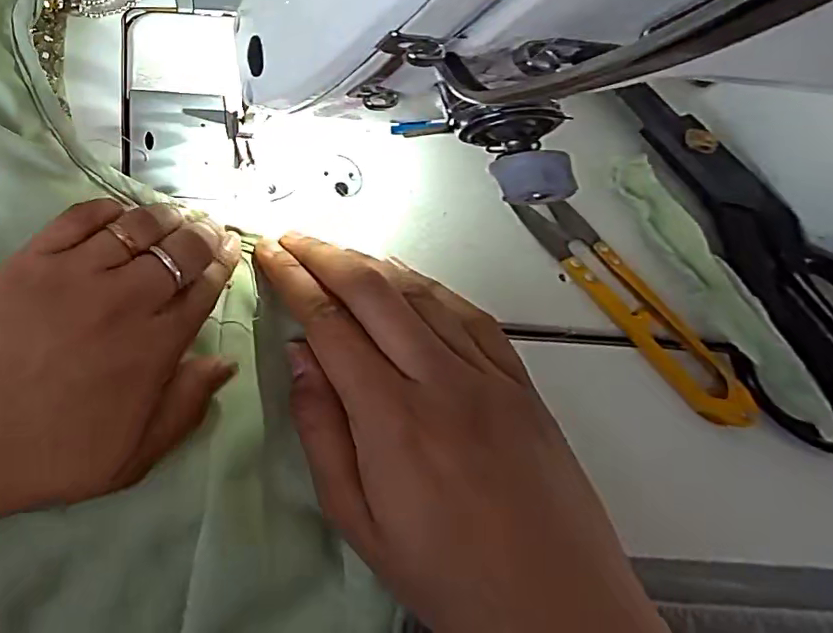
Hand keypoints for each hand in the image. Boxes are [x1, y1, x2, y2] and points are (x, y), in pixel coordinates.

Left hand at [0, 198, 237, 629]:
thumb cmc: (48, 453)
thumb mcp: (129, 457)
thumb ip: (182, 409)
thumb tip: (223, 363)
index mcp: (152, 348)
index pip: (200, 292)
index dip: (220, 266)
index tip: (230, 248)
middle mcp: (123, 300)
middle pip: (177, 251)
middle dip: (201, 235)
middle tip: (208, 226)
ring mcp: (76, 272)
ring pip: (135, 227)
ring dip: (163, 216)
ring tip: (174, 213)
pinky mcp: (34, 257)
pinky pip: (80, 218)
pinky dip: (108, 208)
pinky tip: (120, 209)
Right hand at [255, 233, 665, 632]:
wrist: (564, 617)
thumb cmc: (448, 577)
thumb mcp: (358, 519)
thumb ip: (320, 431)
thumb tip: (299, 356)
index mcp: (393, 419)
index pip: (329, 323)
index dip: (292, 279)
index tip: (268, 254)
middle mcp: (442, 383)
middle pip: (372, 290)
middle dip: (323, 253)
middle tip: (292, 238)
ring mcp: (489, 378)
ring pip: (419, 291)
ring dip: (369, 260)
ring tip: (335, 249)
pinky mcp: (523, 383)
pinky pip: (469, 313)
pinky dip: (427, 284)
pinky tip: (405, 277)